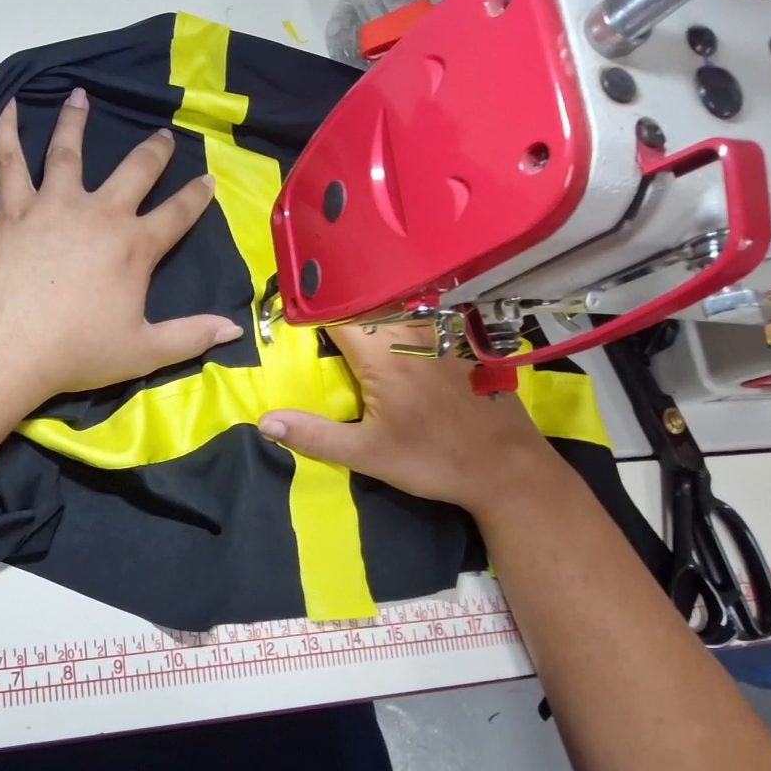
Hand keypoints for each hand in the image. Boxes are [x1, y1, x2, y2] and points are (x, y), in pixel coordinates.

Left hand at [0, 89, 242, 399]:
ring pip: (68, 152)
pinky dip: (7, 131)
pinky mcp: (14, 208)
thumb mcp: (144, 351)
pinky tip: (8, 106)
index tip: (207, 180)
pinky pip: (9, 161)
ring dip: (77, 121)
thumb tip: (236, 331)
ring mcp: (55, 205)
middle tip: (164, 136)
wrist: (12, 344)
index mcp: (135, 247)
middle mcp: (100, 214)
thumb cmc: (77, 351)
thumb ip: (191, 336)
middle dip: (154, 151)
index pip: (177, 214)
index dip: (196, 196)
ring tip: (81, 97)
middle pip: (135, 171)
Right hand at [258, 324, 570, 516]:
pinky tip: (397, 327)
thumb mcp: (366, 455)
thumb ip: (314, 435)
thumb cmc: (433, 460)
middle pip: (367, 303)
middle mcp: (412, 333)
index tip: (294, 318)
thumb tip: (264, 422)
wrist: (506, 468)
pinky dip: (405, 314)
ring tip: (354, 316)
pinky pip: (426, 315)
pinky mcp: (463, 341)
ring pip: (398, 305)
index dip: (312, 312)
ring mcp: (443, 334)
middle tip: (320, 317)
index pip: (336, 314)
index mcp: (383, 355)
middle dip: (340, 306)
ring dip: (373, 307)